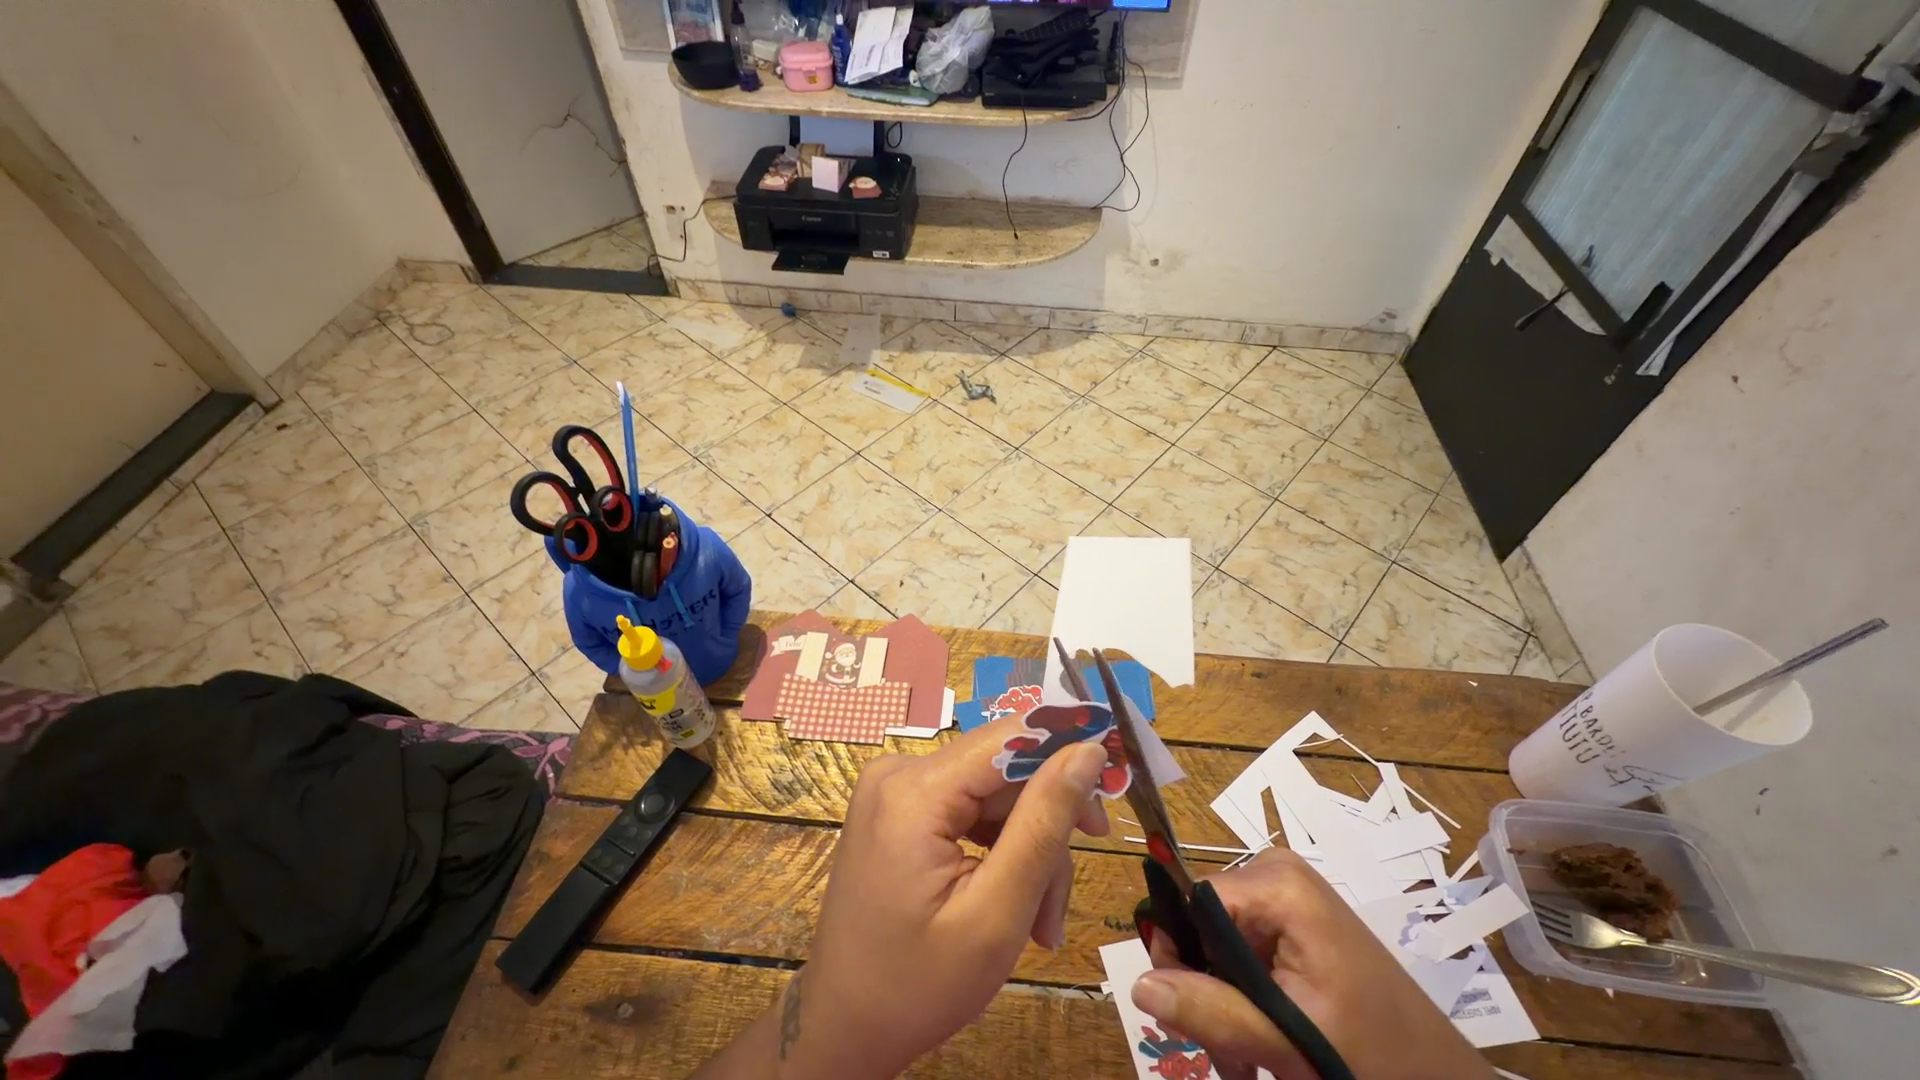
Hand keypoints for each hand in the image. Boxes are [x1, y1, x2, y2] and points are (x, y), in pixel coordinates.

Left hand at [725, 717, 1110, 1079]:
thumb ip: (1044, 823)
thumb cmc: (919, 985)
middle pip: (1005, 773)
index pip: (1011, 736)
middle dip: (1048, 830)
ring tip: (1040, 923)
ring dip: (1028, 854)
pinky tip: (1015, 907)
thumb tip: (1088, 750)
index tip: (1122, 775)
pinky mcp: (901, 812)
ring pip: (995, 799)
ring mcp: (897, 792)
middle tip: (1067, 896)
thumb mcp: (997, 911)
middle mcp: (900, 773)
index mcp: (914, 790)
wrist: (845, 1027)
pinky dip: (1000, 855)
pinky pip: (970, 814)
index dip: (1072, 744)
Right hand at [1132, 848, 1495, 1079]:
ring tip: (1247, 1056)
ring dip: (1219, 1000)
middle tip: (1229, 1052)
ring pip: (1214, 940)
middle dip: (1203, 988)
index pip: (1189, 900)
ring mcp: (1287, 893)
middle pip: (1200, 920)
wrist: (1440, 1077)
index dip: (1179, 956)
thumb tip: (1139, 984)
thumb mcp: (1285, 1039)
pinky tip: (1259, 1037)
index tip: (1192, 1016)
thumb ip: (1211, 1010)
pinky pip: (1239, 945)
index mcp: (1278, 883)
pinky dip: (1240, 994)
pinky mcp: (1293, 916)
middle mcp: (1276, 872)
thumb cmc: (1372, 1055)